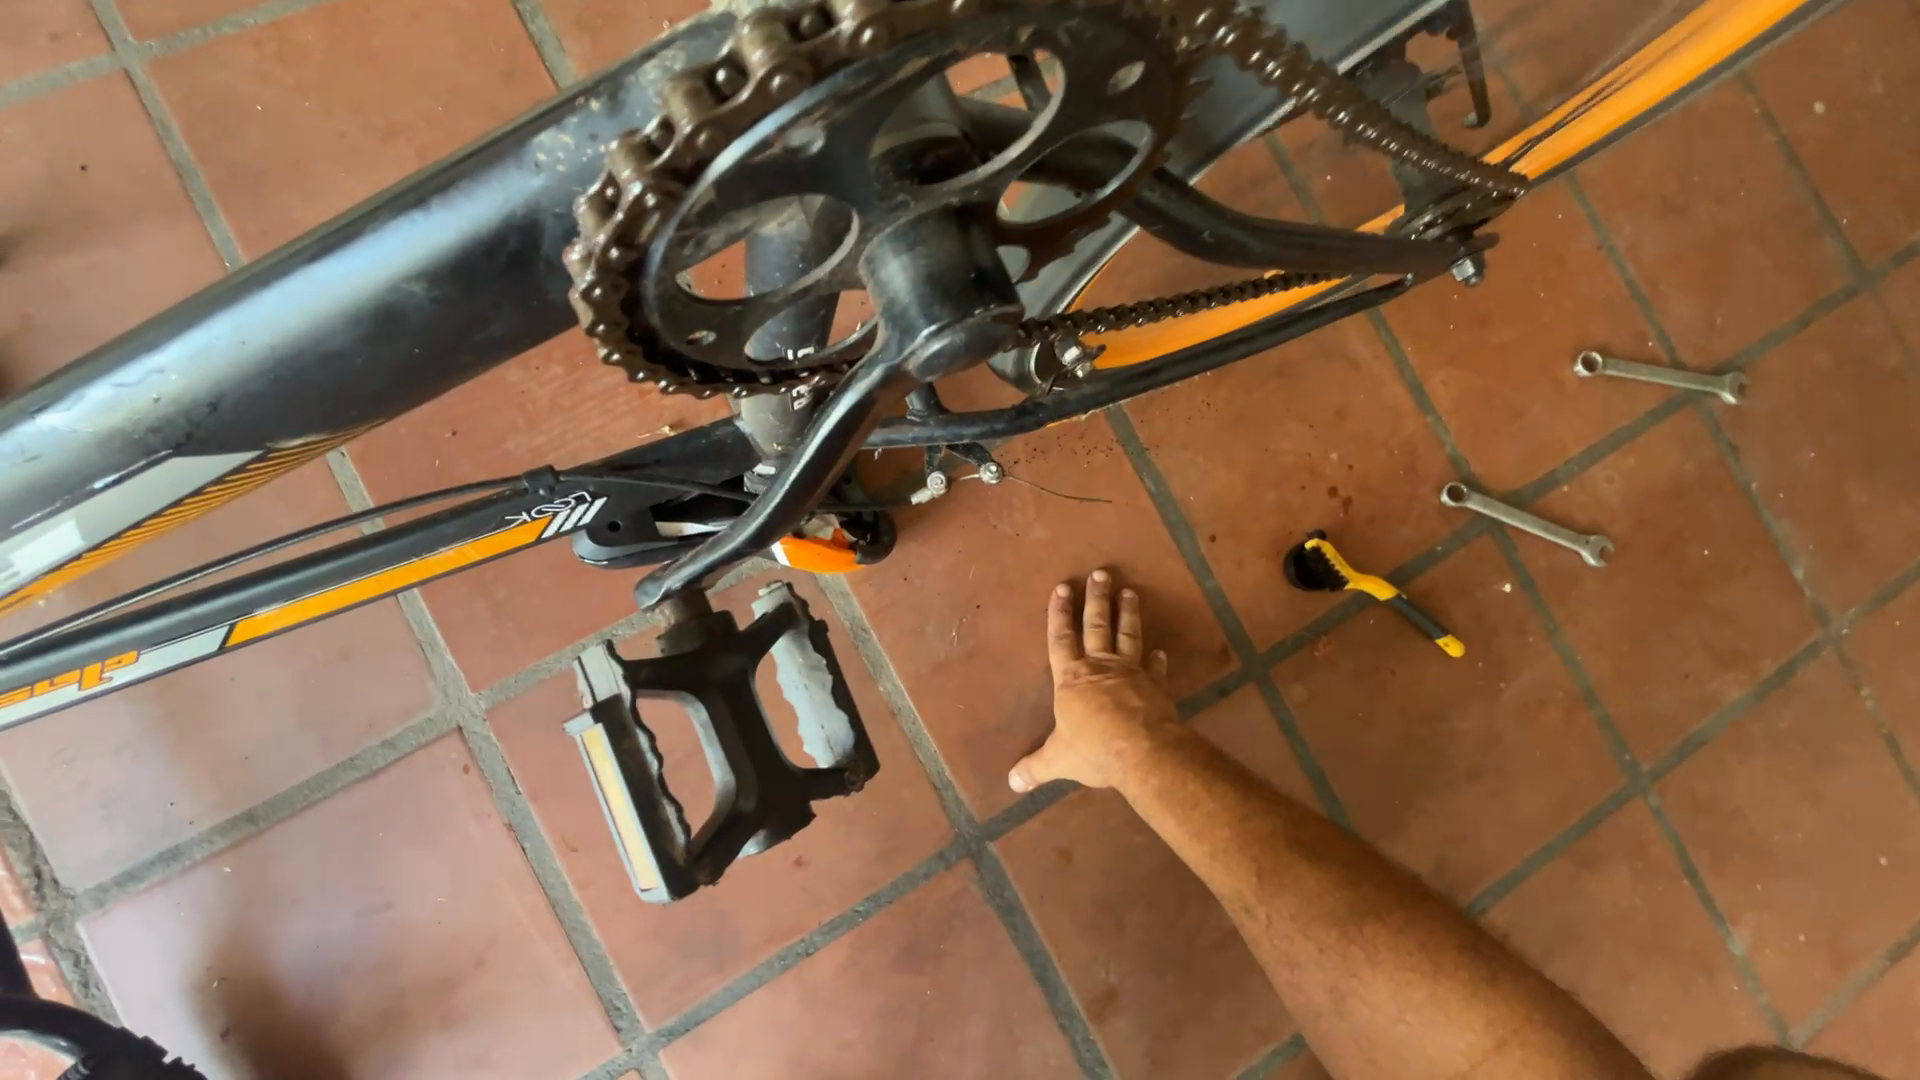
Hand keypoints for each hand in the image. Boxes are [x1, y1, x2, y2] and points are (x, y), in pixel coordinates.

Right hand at [1008, 569, 1182, 792]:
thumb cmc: (1094, 749)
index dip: (1060, 613)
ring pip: (1128, 635)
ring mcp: (1130, 673)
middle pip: (1097, 625)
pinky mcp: (1155, 686)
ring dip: (1128, 613)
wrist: (1142, 750)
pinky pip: (1155, 668)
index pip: (1061, 638)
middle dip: (1096, 598)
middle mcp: (1100, 667)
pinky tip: (1161, 651)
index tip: (1063, 587)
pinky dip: (1157, 660)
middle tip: (1101, 573)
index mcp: (1071, 679)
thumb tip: (1012, 782)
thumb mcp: (1058, 760)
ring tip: (1130, 591)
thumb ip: (1035, 768)